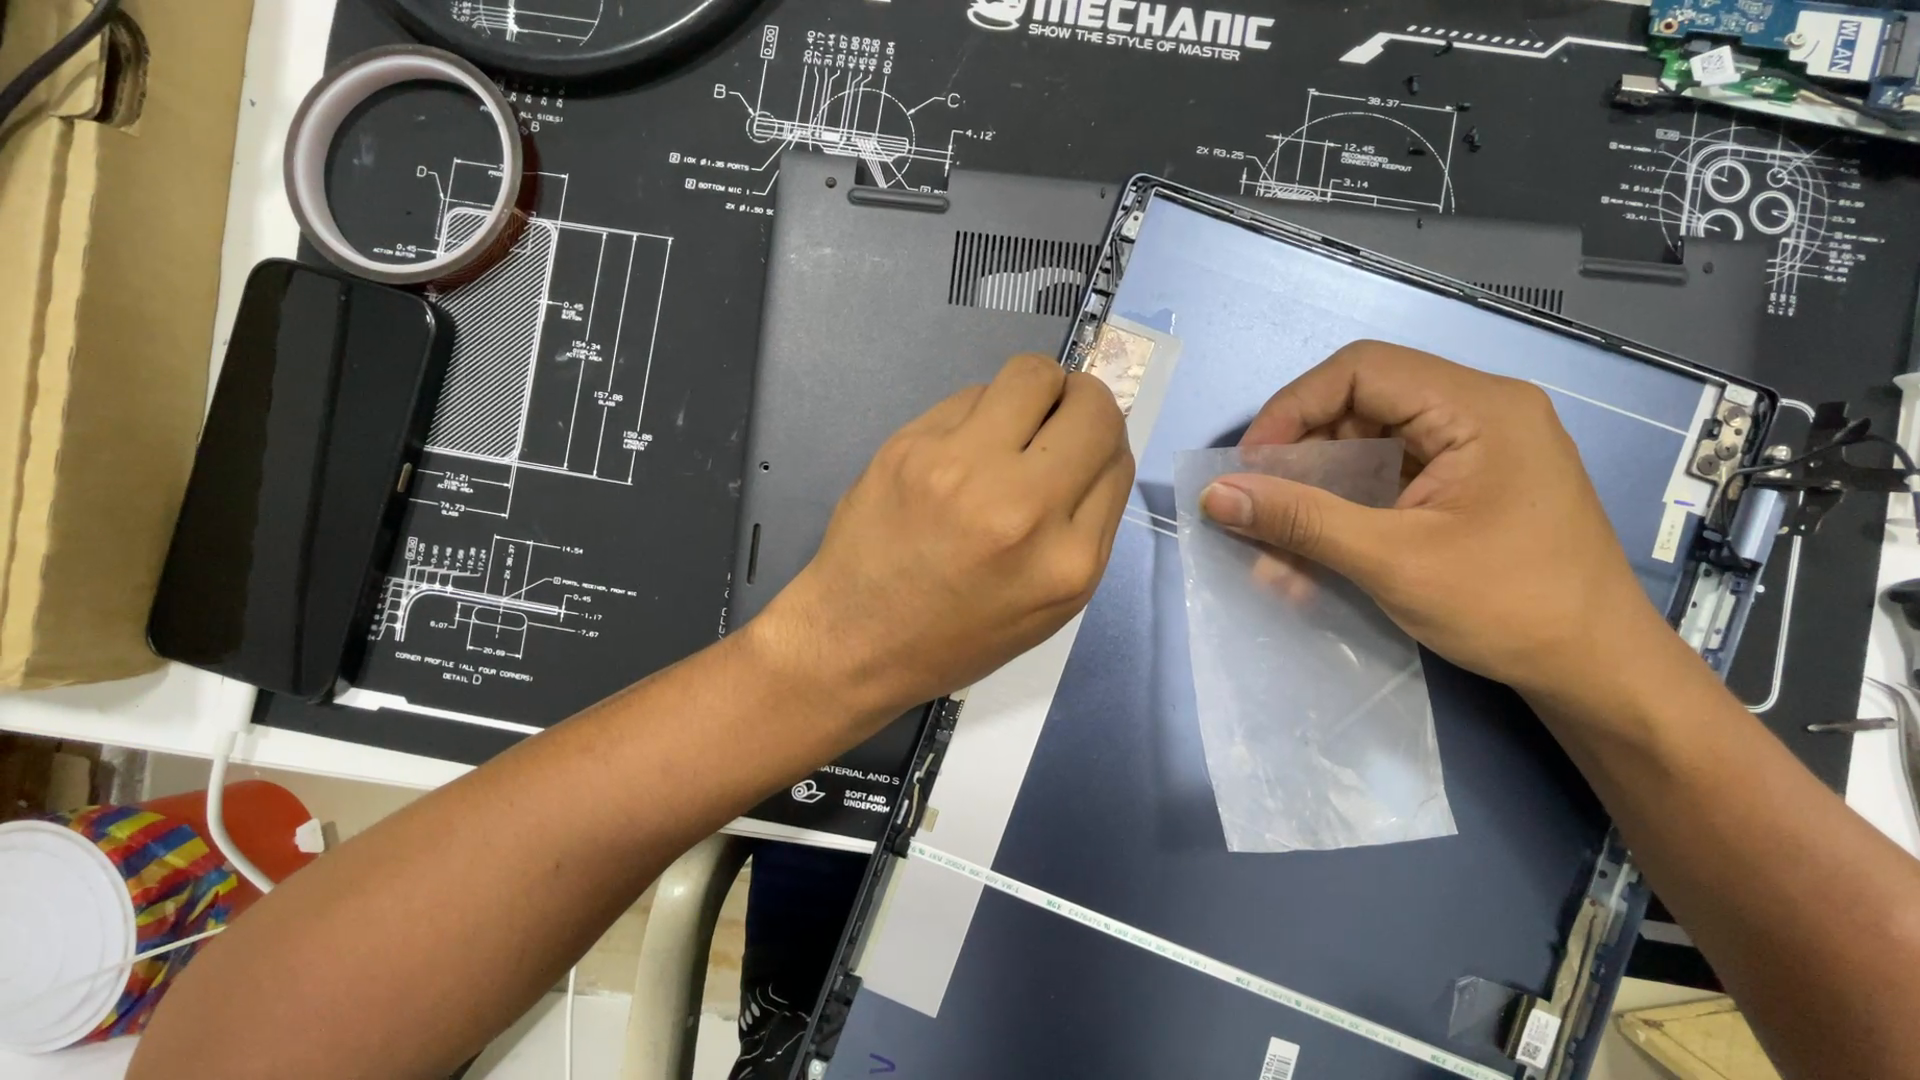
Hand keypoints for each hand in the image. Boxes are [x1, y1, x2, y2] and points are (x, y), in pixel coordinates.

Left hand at [746, 354, 1132, 733]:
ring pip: (1033, 374)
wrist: (857, 639)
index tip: (1079, 453)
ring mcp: (962, 468)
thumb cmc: (959, 637)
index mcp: (1068, 558)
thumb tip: (1094, 448)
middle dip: (1081, 403)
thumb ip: (1084, 526)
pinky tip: (955, 452)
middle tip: (1051, 426)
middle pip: (1091, 404)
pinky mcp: (912, 445)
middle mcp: (1023, 505)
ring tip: (1004, 431)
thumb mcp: (1049, 607)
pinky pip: (972, 393)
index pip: (1117, 459)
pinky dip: (978, 412)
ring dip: (1031, 393)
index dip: (1103, 447)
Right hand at [1198, 341, 1671, 697]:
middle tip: (1256, 505)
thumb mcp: (1393, 561)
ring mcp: (1474, 452)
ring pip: (1366, 447)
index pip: (1361, 370)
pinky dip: (1342, 511)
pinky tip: (1309, 554)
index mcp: (1478, 408)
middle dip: (1298, 457)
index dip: (1292, 409)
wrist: (1597, 672)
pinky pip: (1386, 480)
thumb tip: (1215, 494)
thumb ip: (1301, 520)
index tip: (1250, 466)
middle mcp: (1479, 413)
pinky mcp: (1466, 487)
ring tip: (1273, 542)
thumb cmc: (1509, 607)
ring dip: (1313, 492)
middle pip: (1360, 406)